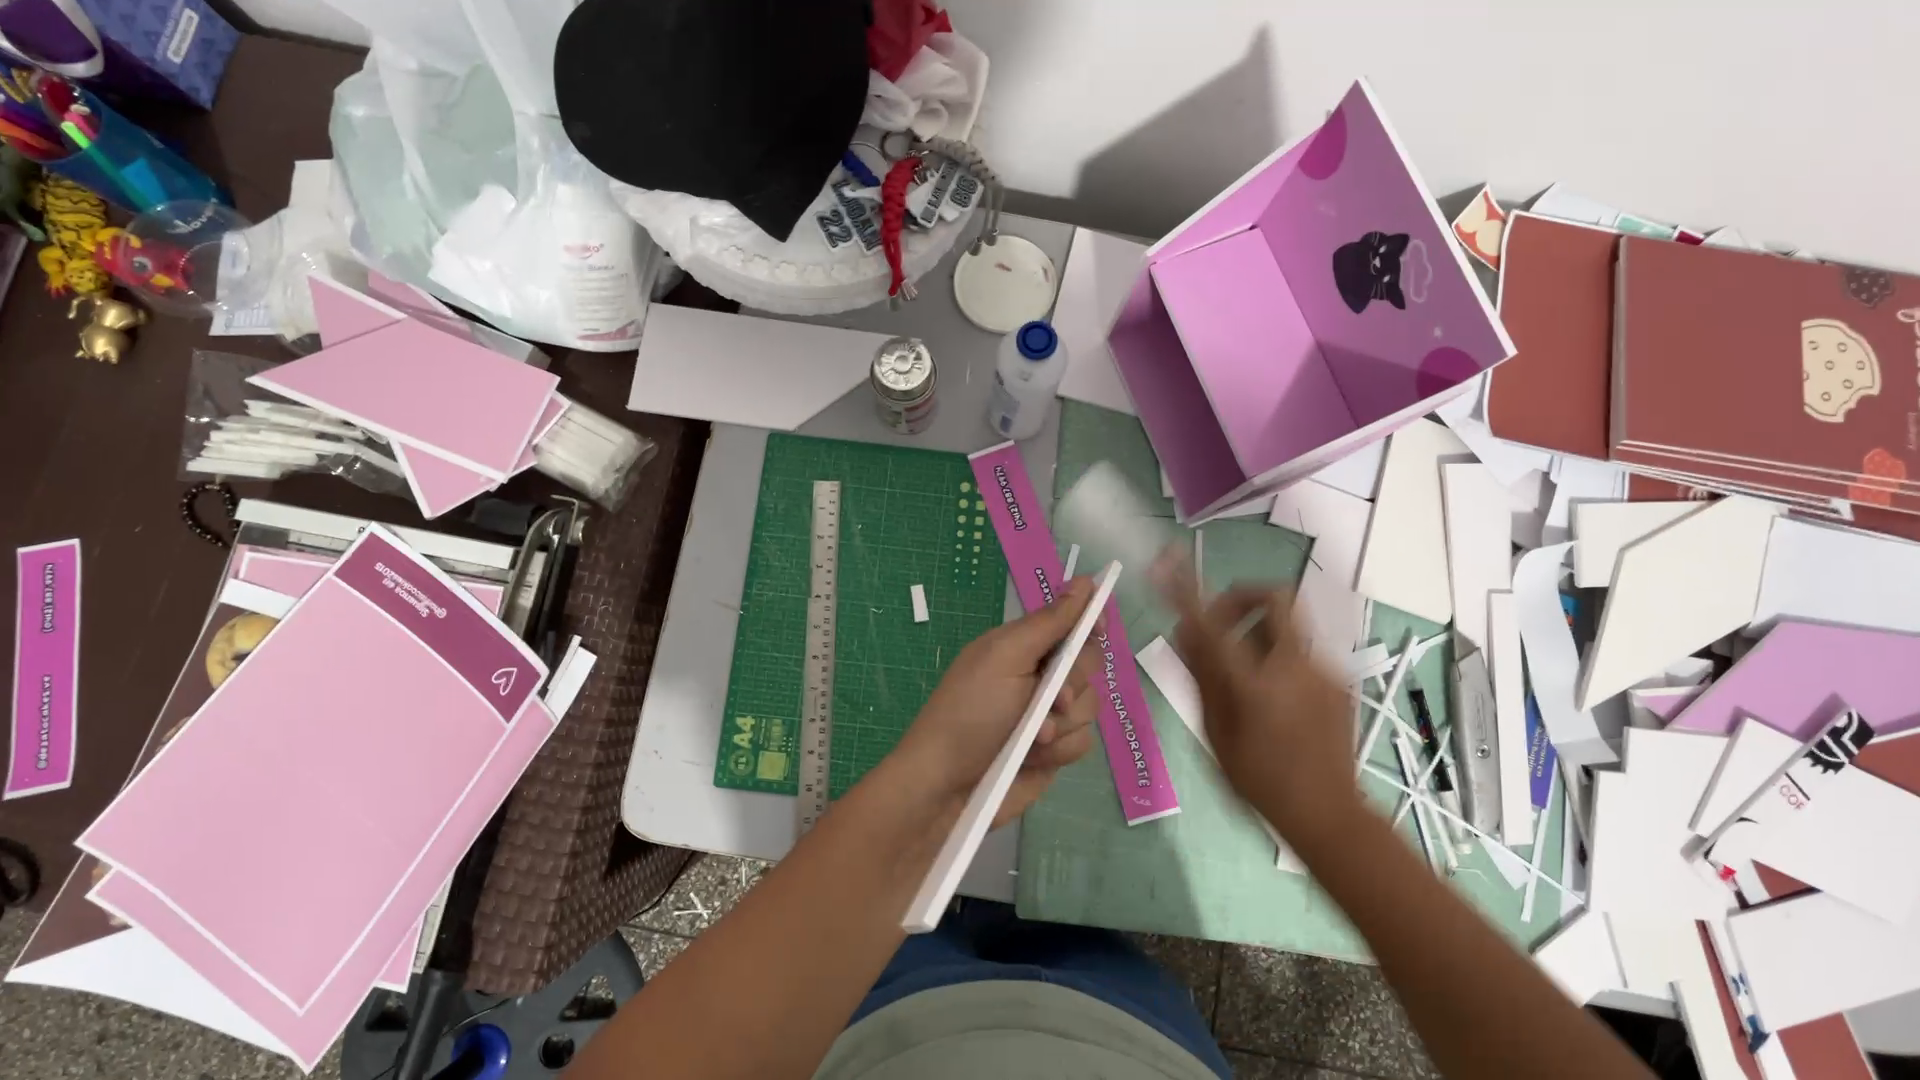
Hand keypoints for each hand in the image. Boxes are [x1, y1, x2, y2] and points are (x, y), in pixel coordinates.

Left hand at [888, 576, 1103, 827]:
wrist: (948, 786)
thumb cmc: (970, 712)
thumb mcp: (1006, 657)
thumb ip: (1048, 623)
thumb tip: (1084, 581)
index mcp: (1022, 646)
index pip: (1070, 623)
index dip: (1088, 623)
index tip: (1097, 629)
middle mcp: (1039, 676)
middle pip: (1089, 664)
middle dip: (1073, 683)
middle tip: (1049, 698)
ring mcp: (1048, 715)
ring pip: (1091, 705)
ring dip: (1063, 723)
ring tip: (1032, 737)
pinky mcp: (1056, 750)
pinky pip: (1084, 741)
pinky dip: (1061, 750)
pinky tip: (1034, 757)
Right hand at [1158, 556, 1362, 842]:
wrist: (1328, 812)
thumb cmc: (1259, 780)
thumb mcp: (1216, 731)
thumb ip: (1202, 675)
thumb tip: (1184, 629)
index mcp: (1256, 681)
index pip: (1213, 620)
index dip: (1187, 586)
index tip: (1169, 562)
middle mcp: (1296, 664)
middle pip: (1275, 596)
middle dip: (1243, 596)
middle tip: (1222, 619)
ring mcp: (1326, 669)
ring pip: (1291, 621)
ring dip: (1261, 627)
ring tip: (1245, 665)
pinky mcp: (1342, 679)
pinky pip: (1305, 648)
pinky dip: (1280, 652)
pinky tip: (1273, 691)